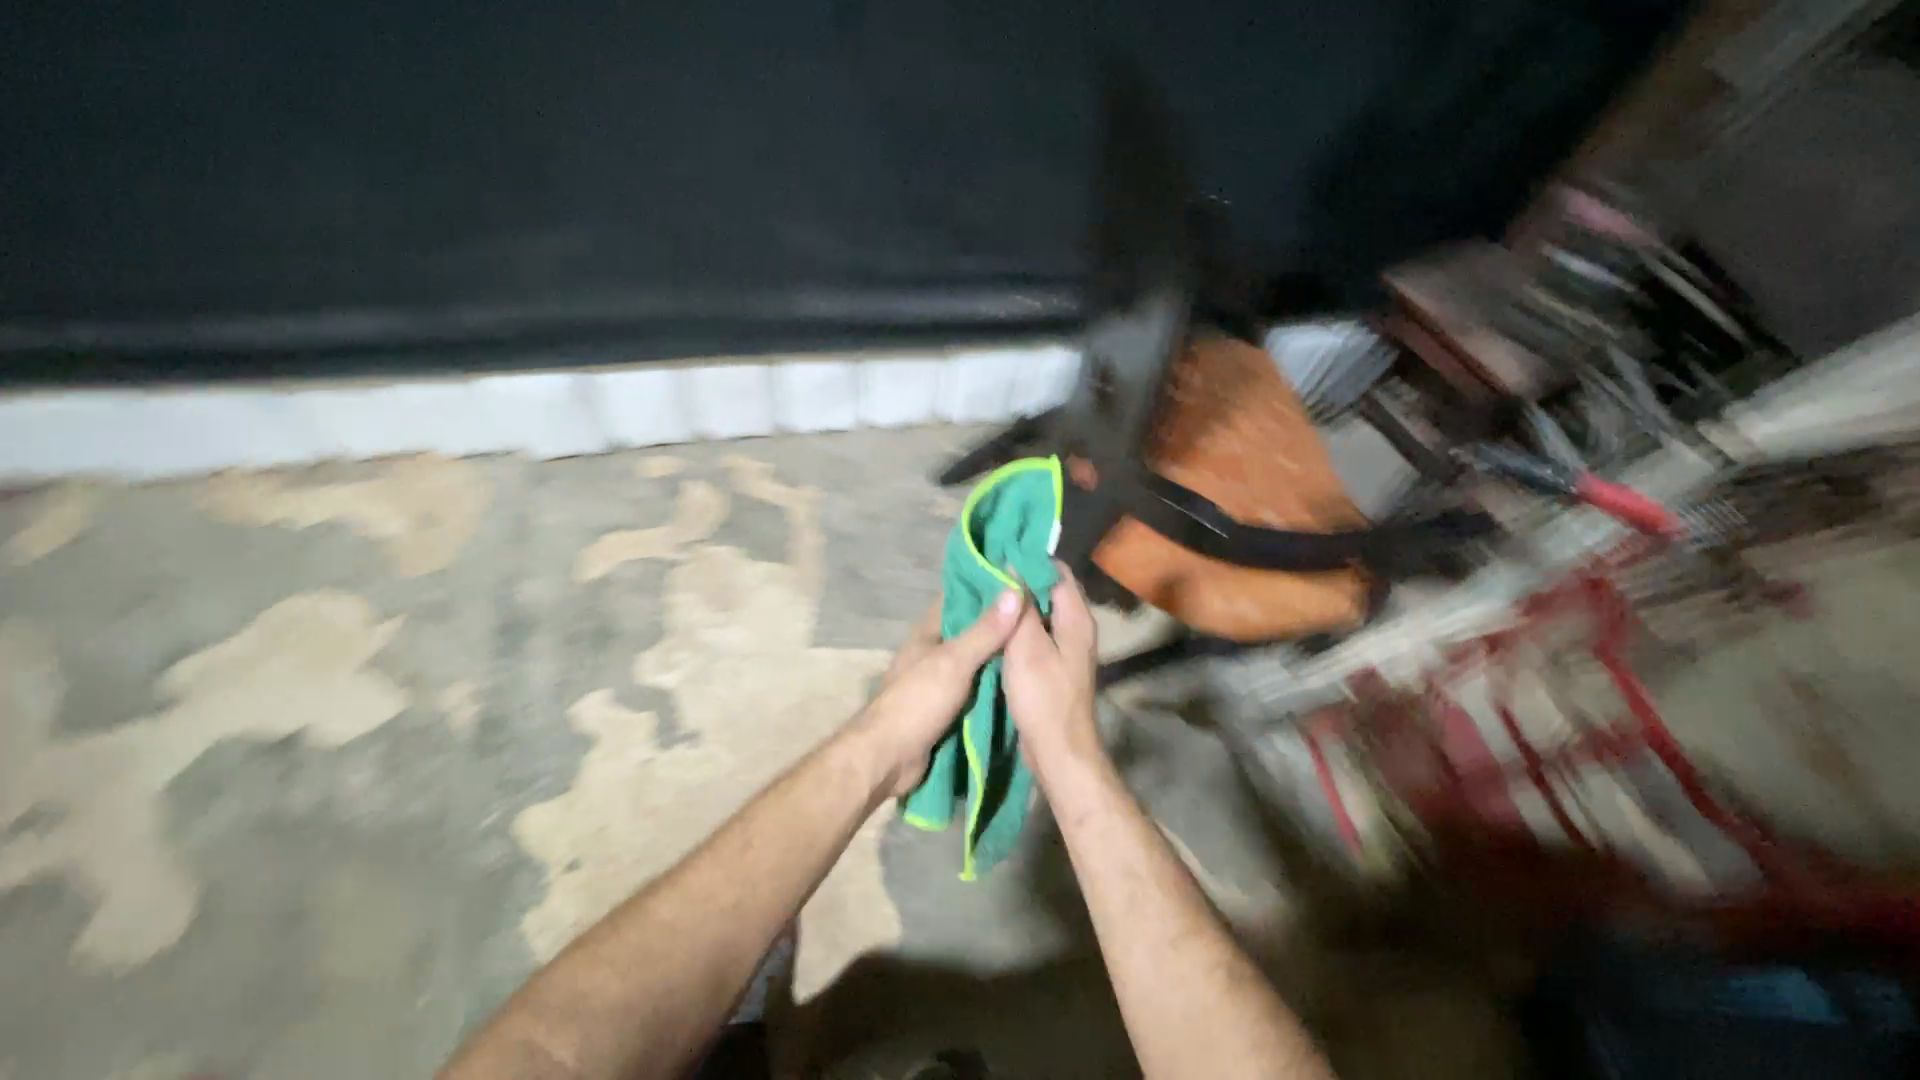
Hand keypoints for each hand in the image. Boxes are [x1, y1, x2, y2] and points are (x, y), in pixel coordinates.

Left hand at [852, 588, 1024, 796]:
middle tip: (1045, 617)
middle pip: (972, 632)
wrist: (888, 759)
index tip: (1024, 580)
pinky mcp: (946, 710)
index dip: (988, 588)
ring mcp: (939, 683)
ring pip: (976, 664)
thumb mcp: (954, 662)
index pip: (959, 598)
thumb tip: (1015, 589)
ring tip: (1042, 646)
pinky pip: (976, 692)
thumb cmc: (917, 702)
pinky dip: (995, 688)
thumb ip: (985, 631)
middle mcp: (933, 653)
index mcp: (928, 633)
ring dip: (1001, 660)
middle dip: (1002, 627)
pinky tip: (1024, 684)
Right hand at [1003, 562, 1098, 768]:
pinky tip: (992, 630)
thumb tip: (1012, 566)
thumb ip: (1020, 606)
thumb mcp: (1027, 647)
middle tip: (983, 573)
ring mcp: (1066, 649)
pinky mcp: (1054, 668)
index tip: (996, 552)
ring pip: (1040, 615)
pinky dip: (1016, 629)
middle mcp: (1076, 628)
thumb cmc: (1043, 697)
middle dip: (1018, 581)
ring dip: (1015, 607)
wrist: (1058, 752)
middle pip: (1048, 591)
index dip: (1028, 559)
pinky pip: (1035, 637)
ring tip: (982, 596)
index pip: (1056, 571)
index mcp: (1076, 617)